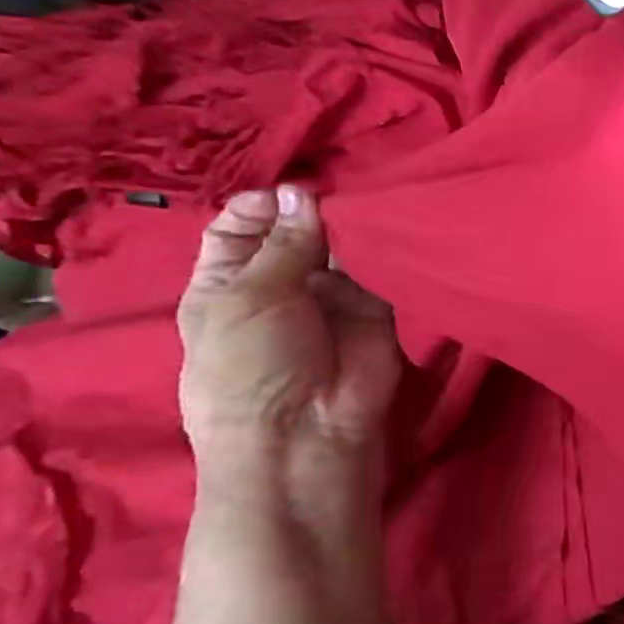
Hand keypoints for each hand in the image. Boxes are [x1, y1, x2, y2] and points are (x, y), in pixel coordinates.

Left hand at [177, 185, 401, 485]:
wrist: (309, 432)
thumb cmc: (252, 367)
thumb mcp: (249, 298)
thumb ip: (284, 243)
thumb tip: (304, 192)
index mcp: (228, 282)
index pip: (241, 227)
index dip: (262, 206)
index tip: (290, 193)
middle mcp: (282, 284)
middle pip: (297, 232)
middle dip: (315, 211)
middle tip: (340, 194)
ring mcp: (333, 296)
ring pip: (344, 246)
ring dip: (354, 227)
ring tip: (370, 205)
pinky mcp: (379, 307)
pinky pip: (382, 269)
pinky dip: (387, 249)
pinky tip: (394, 226)